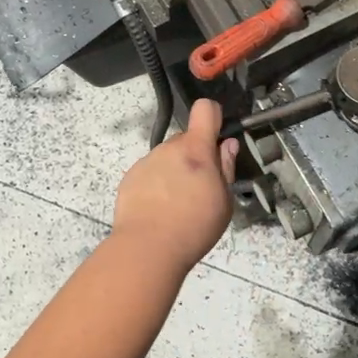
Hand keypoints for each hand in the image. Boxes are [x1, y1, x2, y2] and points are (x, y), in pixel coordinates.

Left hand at [111, 100, 240, 274]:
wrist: (147, 248)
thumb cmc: (194, 226)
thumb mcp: (224, 201)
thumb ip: (225, 168)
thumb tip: (227, 145)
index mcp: (195, 150)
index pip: (205, 110)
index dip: (213, 116)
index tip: (217, 136)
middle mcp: (168, 148)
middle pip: (185, 140)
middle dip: (194, 156)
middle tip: (199, 187)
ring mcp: (146, 162)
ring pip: (166, 158)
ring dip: (174, 172)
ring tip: (177, 205)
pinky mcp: (129, 178)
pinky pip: (149, 173)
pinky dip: (156, 185)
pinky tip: (158, 210)